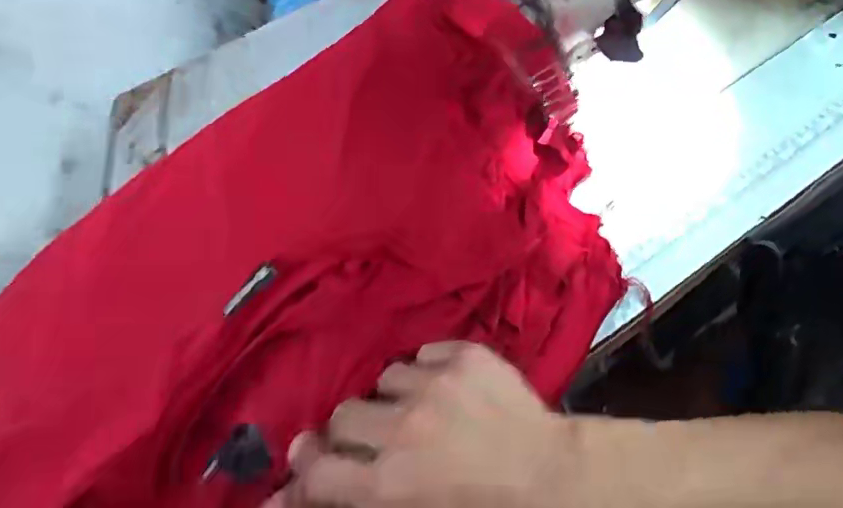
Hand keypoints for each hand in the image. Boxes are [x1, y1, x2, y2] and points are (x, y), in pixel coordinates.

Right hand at [268, 341, 575, 507]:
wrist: (542, 471)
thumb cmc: (478, 506)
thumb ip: (361, 496)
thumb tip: (301, 493)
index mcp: (384, 483)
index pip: (317, 471)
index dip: (304, 467)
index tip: (304, 457)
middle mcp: (402, 428)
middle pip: (344, 416)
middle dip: (349, 427)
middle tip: (368, 431)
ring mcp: (436, 384)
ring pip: (387, 377)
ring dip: (393, 393)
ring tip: (414, 403)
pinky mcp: (466, 356)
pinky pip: (427, 350)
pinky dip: (429, 365)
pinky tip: (442, 380)